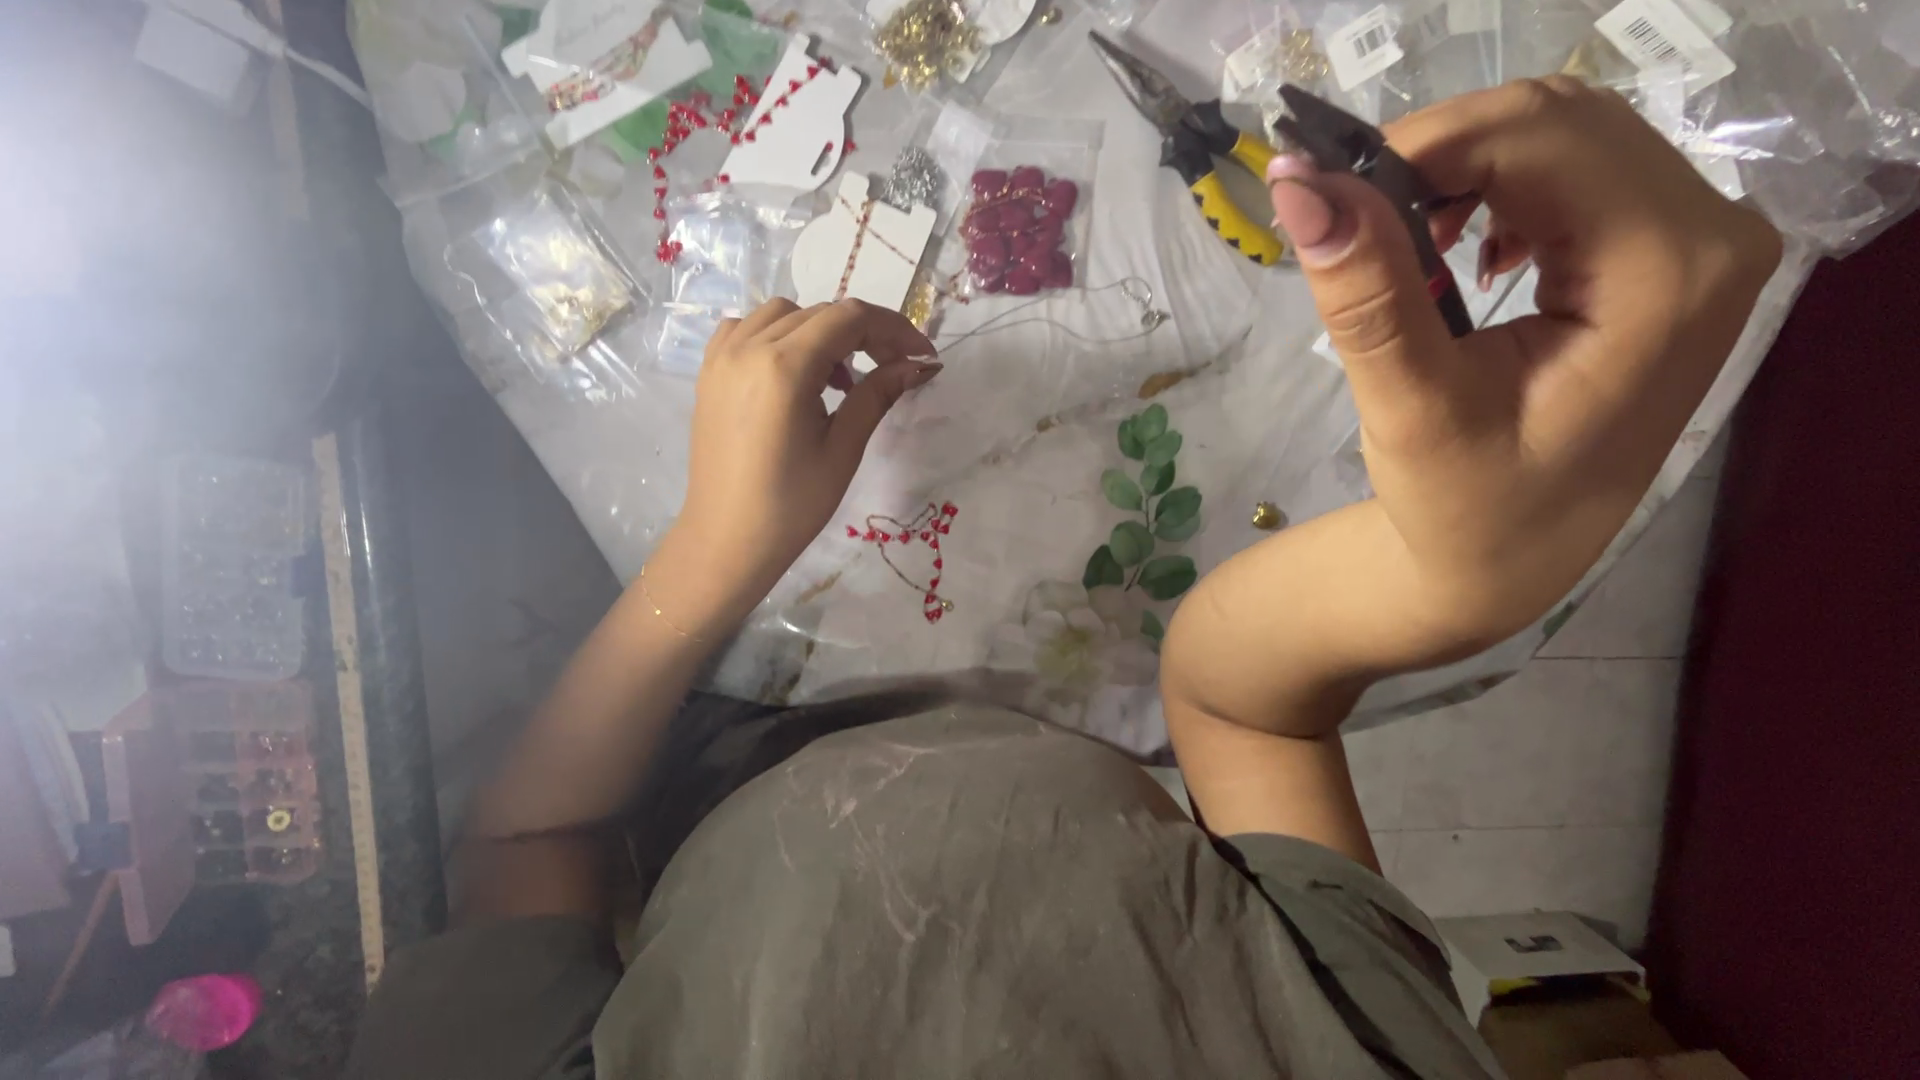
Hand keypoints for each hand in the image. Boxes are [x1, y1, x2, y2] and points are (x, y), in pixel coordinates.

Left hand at [657, 298, 939, 625]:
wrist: (727, 540)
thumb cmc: (792, 505)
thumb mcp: (843, 449)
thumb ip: (877, 395)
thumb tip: (918, 364)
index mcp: (784, 367)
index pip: (849, 319)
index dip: (893, 329)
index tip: (921, 355)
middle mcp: (748, 347)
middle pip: (819, 313)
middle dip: (864, 333)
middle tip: (892, 369)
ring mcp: (722, 357)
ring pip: (783, 314)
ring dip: (821, 332)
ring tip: (839, 379)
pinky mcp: (709, 373)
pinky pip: (746, 329)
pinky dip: (778, 336)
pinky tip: (794, 372)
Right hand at [1265, 77, 1780, 647]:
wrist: (1506, 561)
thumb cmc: (1463, 505)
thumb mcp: (1410, 407)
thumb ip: (1367, 293)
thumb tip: (1299, 188)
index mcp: (1664, 274)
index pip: (1540, 140)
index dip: (1422, 145)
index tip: (1324, 191)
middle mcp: (1705, 236)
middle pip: (1558, 124)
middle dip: (1437, 152)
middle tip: (1348, 213)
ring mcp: (1691, 243)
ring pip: (1562, 138)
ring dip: (1460, 168)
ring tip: (1393, 237)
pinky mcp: (1660, 256)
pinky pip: (1572, 173)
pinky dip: (1493, 187)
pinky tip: (1458, 244)